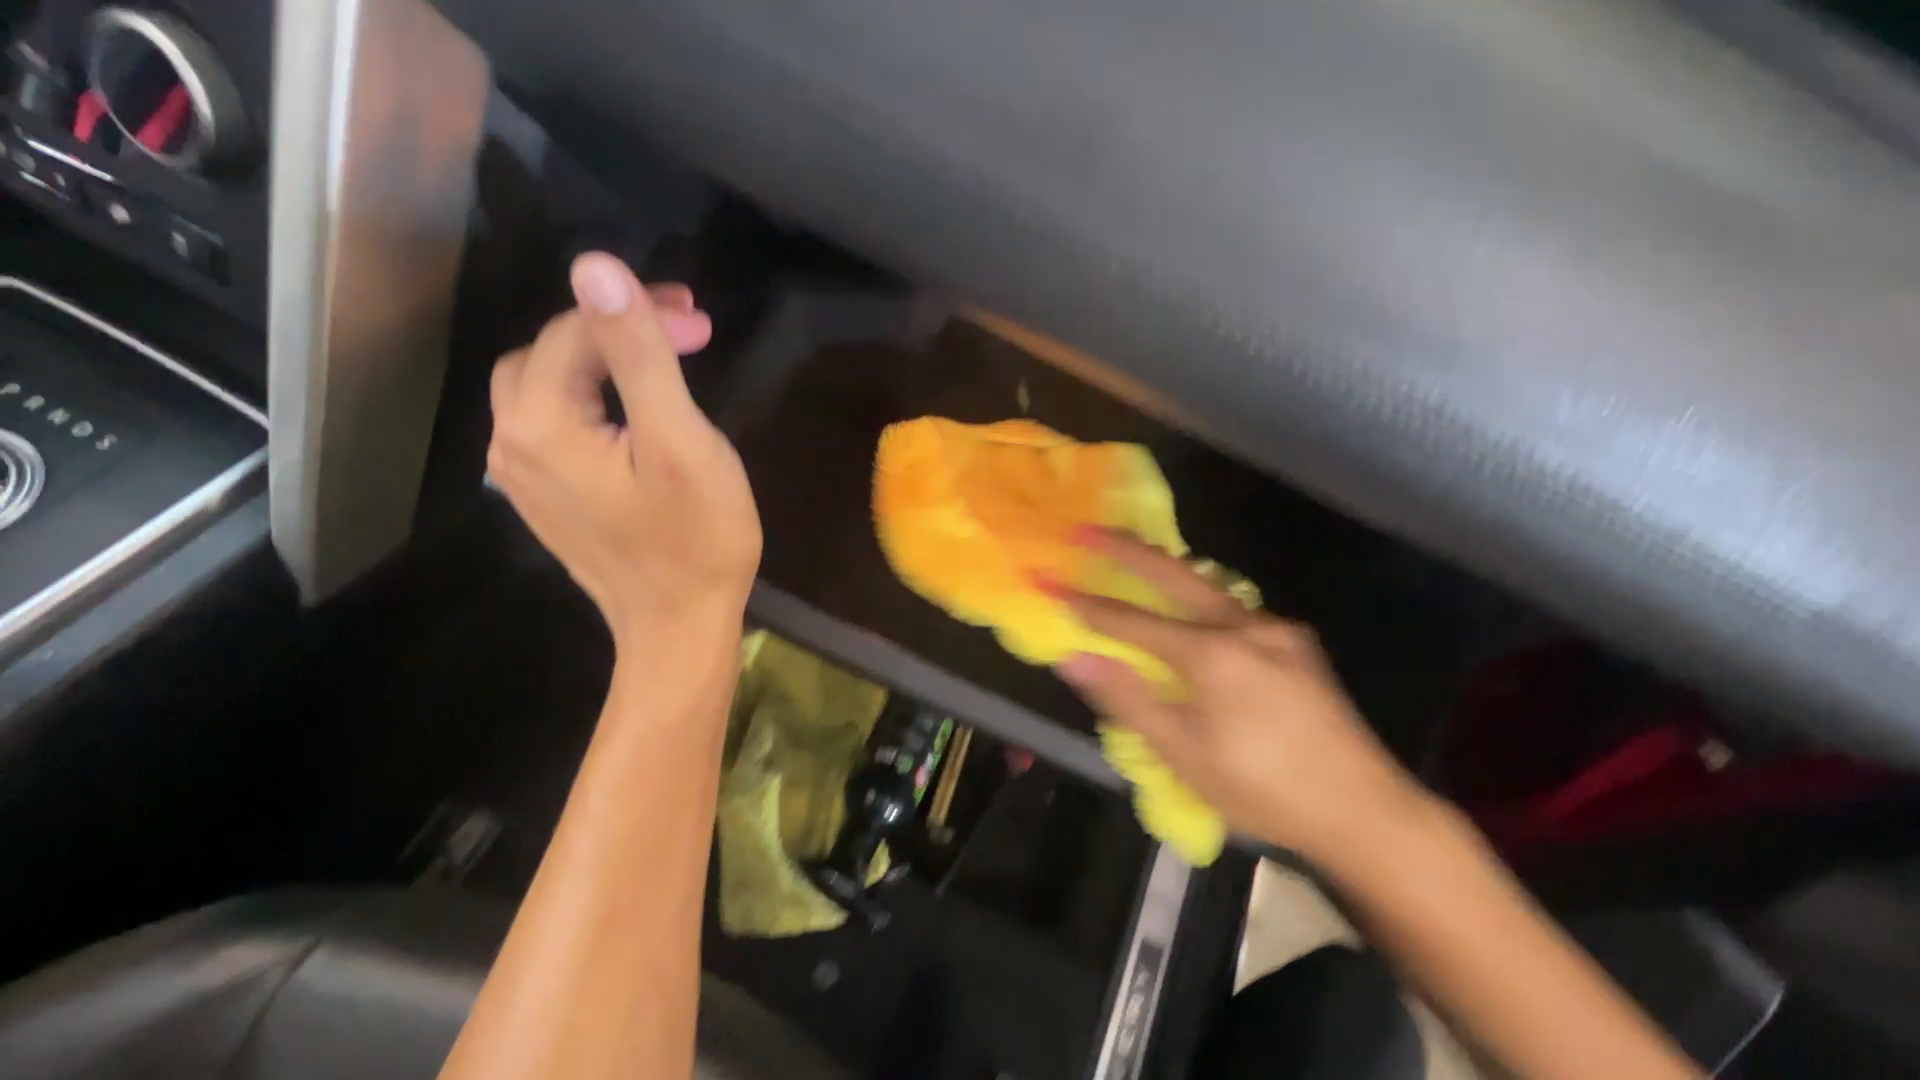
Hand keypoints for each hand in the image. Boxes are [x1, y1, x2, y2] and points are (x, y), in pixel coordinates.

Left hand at [488, 253, 761, 650]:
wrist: (678, 627)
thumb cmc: (694, 538)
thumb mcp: (678, 440)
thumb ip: (637, 352)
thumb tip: (596, 266)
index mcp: (540, 423)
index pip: (577, 331)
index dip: (640, 312)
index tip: (701, 319)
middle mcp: (511, 442)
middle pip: (550, 351)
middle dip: (613, 330)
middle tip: (685, 334)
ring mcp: (520, 475)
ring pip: (545, 384)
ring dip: (598, 361)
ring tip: (662, 363)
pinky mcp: (541, 496)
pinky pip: (550, 423)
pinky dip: (587, 399)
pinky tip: (629, 411)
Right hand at [1049, 532, 1428, 860]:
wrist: (1365, 810)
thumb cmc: (1264, 790)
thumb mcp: (1184, 755)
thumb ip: (1128, 699)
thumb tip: (1075, 657)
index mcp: (1212, 655)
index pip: (1132, 622)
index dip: (1085, 604)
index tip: (1048, 580)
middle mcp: (1246, 627)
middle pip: (1176, 576)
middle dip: (1128, 551)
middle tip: (1089, 530)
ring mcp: (1279, 632)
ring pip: (1212, 591)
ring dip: (1170, 575)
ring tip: (1137, 563)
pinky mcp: (1300, 648)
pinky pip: (1238, 613)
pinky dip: (1204, 604)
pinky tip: (1197, 617)